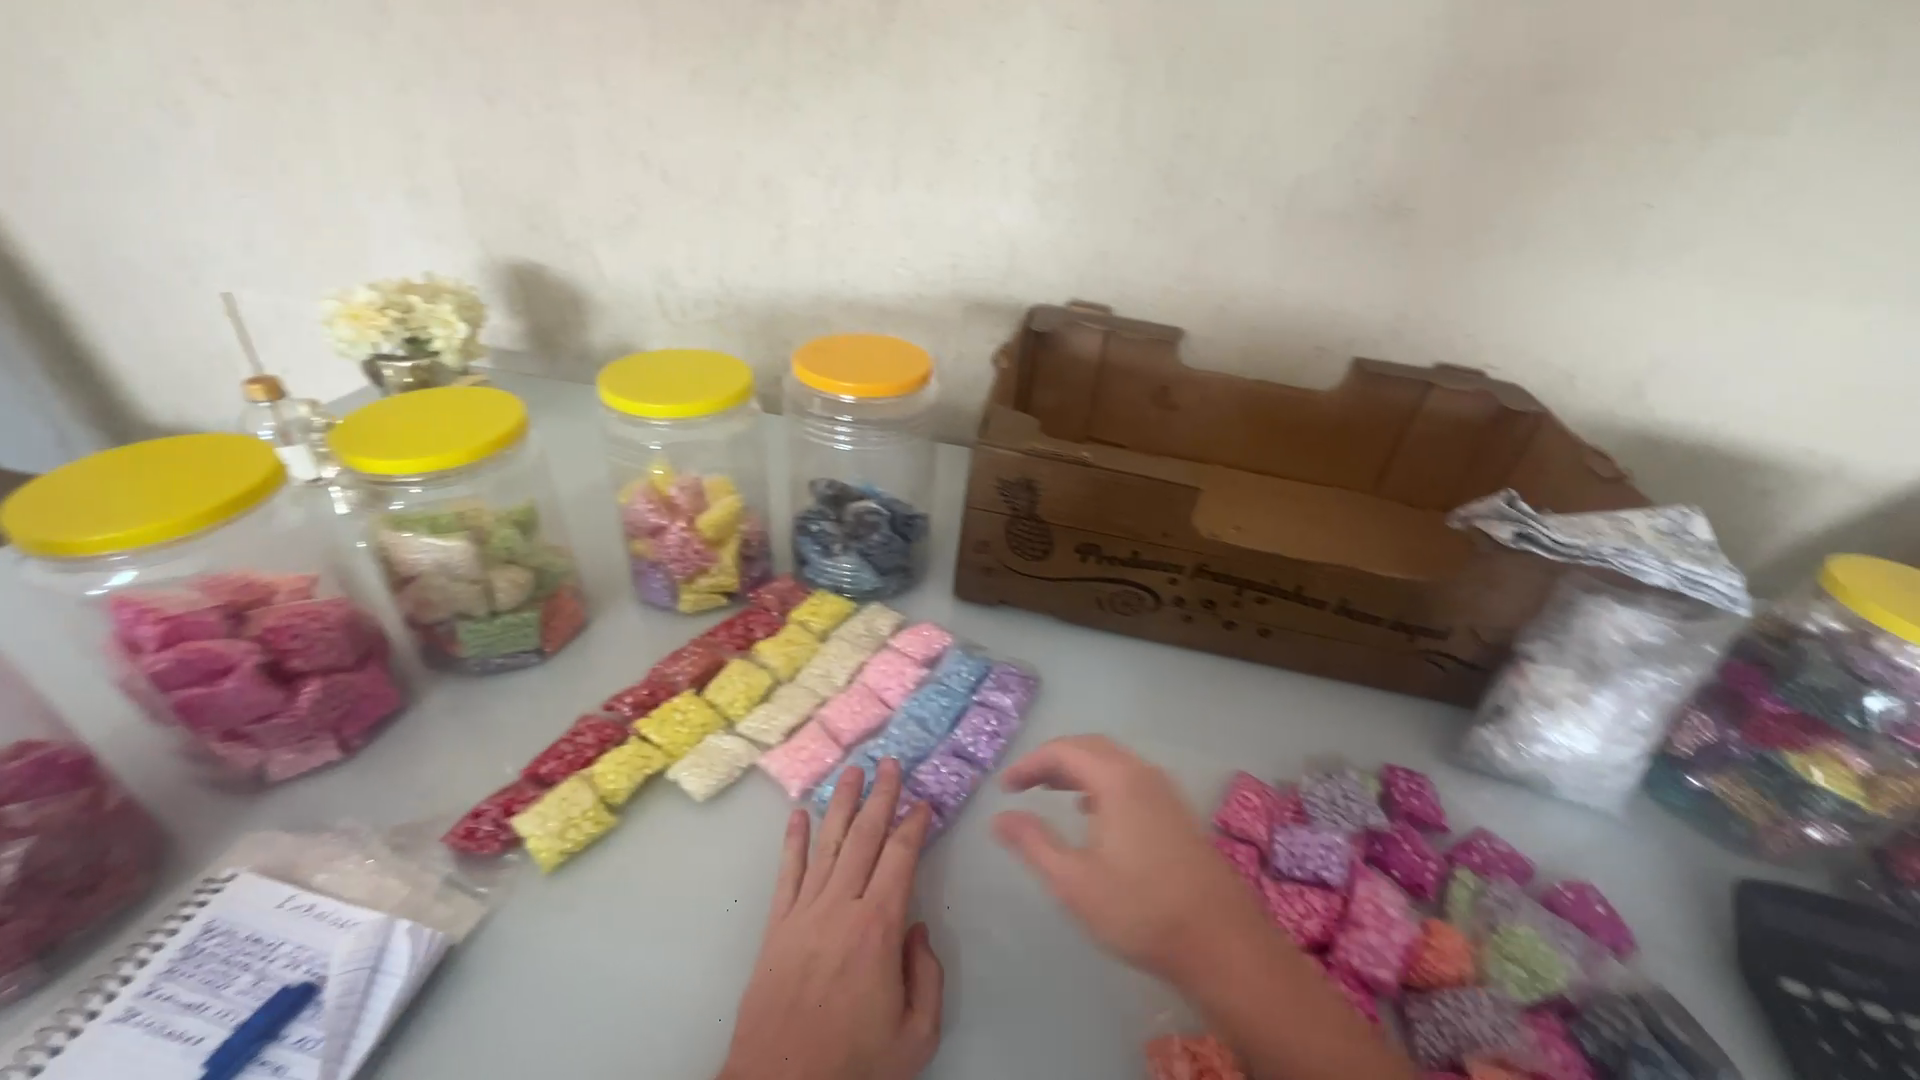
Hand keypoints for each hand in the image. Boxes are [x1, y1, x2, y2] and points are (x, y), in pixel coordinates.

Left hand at [719, 759, 944, 1079]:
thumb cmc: (854, 1062)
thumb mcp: (916, 1034)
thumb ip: (927, 976)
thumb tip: (916, 931)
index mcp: (879, 927)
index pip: (900, 858)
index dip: (913, 824)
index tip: (922, 801)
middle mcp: (841, 907)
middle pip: (864, 837)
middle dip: (879, 796)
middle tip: (888, 762)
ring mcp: (804, 913)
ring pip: (827, 844)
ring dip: (840, 804)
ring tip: (850, 772)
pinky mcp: (777, 926)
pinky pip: (787, 873)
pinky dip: (794, 840)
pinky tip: (799, 815)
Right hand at [993, 737, 1415, 1079]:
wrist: (1221, 943)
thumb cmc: (1140, 910)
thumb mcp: (1073, 881)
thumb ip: (1033, 842)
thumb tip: (999, 817)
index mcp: (1117, 780)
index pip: (1064, 750)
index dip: (1029, 763)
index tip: (1004, 787)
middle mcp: (1144, 775)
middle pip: (1092, 748)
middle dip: (1054, 760)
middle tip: (1024, 784)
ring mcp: (1167, 793)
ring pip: (1115, 763)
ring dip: (1080, 770)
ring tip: (1052, 793)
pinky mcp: (1179, 814)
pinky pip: (1133, 780)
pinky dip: (1103, 784)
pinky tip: (1095, 815)